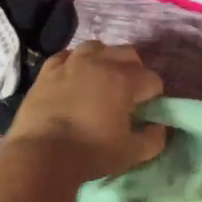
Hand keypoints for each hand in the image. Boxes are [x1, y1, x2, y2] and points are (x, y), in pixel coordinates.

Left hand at [8, 41, 167, 180]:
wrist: (41, 154)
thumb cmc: (91, 152)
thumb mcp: (131, 153)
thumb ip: (154, 139)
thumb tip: (160, 127)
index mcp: (124, 80)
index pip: (152, 79)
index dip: (154, 96)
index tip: (147, 111)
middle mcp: (99, 63)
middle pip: (128, 54)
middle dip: (135, 71)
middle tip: (130, 94)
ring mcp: (71, 63)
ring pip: (97, 47)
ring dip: (106, 60)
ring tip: (102, 80)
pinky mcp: (47, 71)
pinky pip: (67, 56)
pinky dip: (76, 63)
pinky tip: (75, 77)